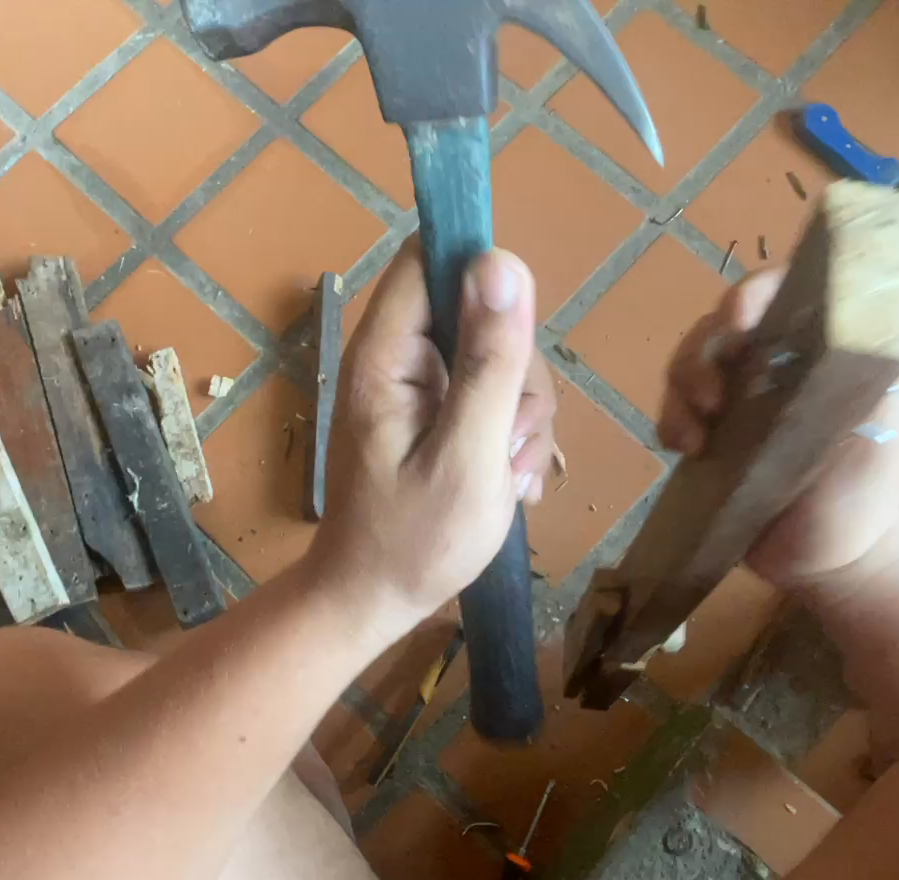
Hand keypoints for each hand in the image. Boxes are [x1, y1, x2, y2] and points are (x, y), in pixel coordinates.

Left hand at [307, 243, 554, 625]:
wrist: (377, 601)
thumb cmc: (414, 542)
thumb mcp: (467, 455)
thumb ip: (489, 362)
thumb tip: (502, 260)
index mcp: (387, 355)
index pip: (429, 259)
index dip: (482, 272)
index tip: (519, 333)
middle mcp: (401, 360)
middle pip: (480, 315)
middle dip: (517, 375)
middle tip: (511, 441)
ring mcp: (421, 391)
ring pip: (498, 363)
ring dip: (521, 419)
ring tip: (508, 477)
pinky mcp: (438, 418)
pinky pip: (493, 402)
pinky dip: (512, 440)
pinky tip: (509, 483)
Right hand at [657, 244, 898, 593]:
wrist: (834, 563)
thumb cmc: (869, 483)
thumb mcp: (889, 404)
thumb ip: (890, 333)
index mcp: (812, 347)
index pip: (773, 295)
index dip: (748, 297)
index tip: (739, 322)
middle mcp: (768, 366)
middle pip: (715, 329)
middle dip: (703, 355)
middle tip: (713, 398)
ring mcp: (734, 405)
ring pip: (686, 369)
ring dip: (683, 391)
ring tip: (699, 436)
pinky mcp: (708, 442)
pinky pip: (673, 415)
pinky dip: (671, 424)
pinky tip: (688, 451)